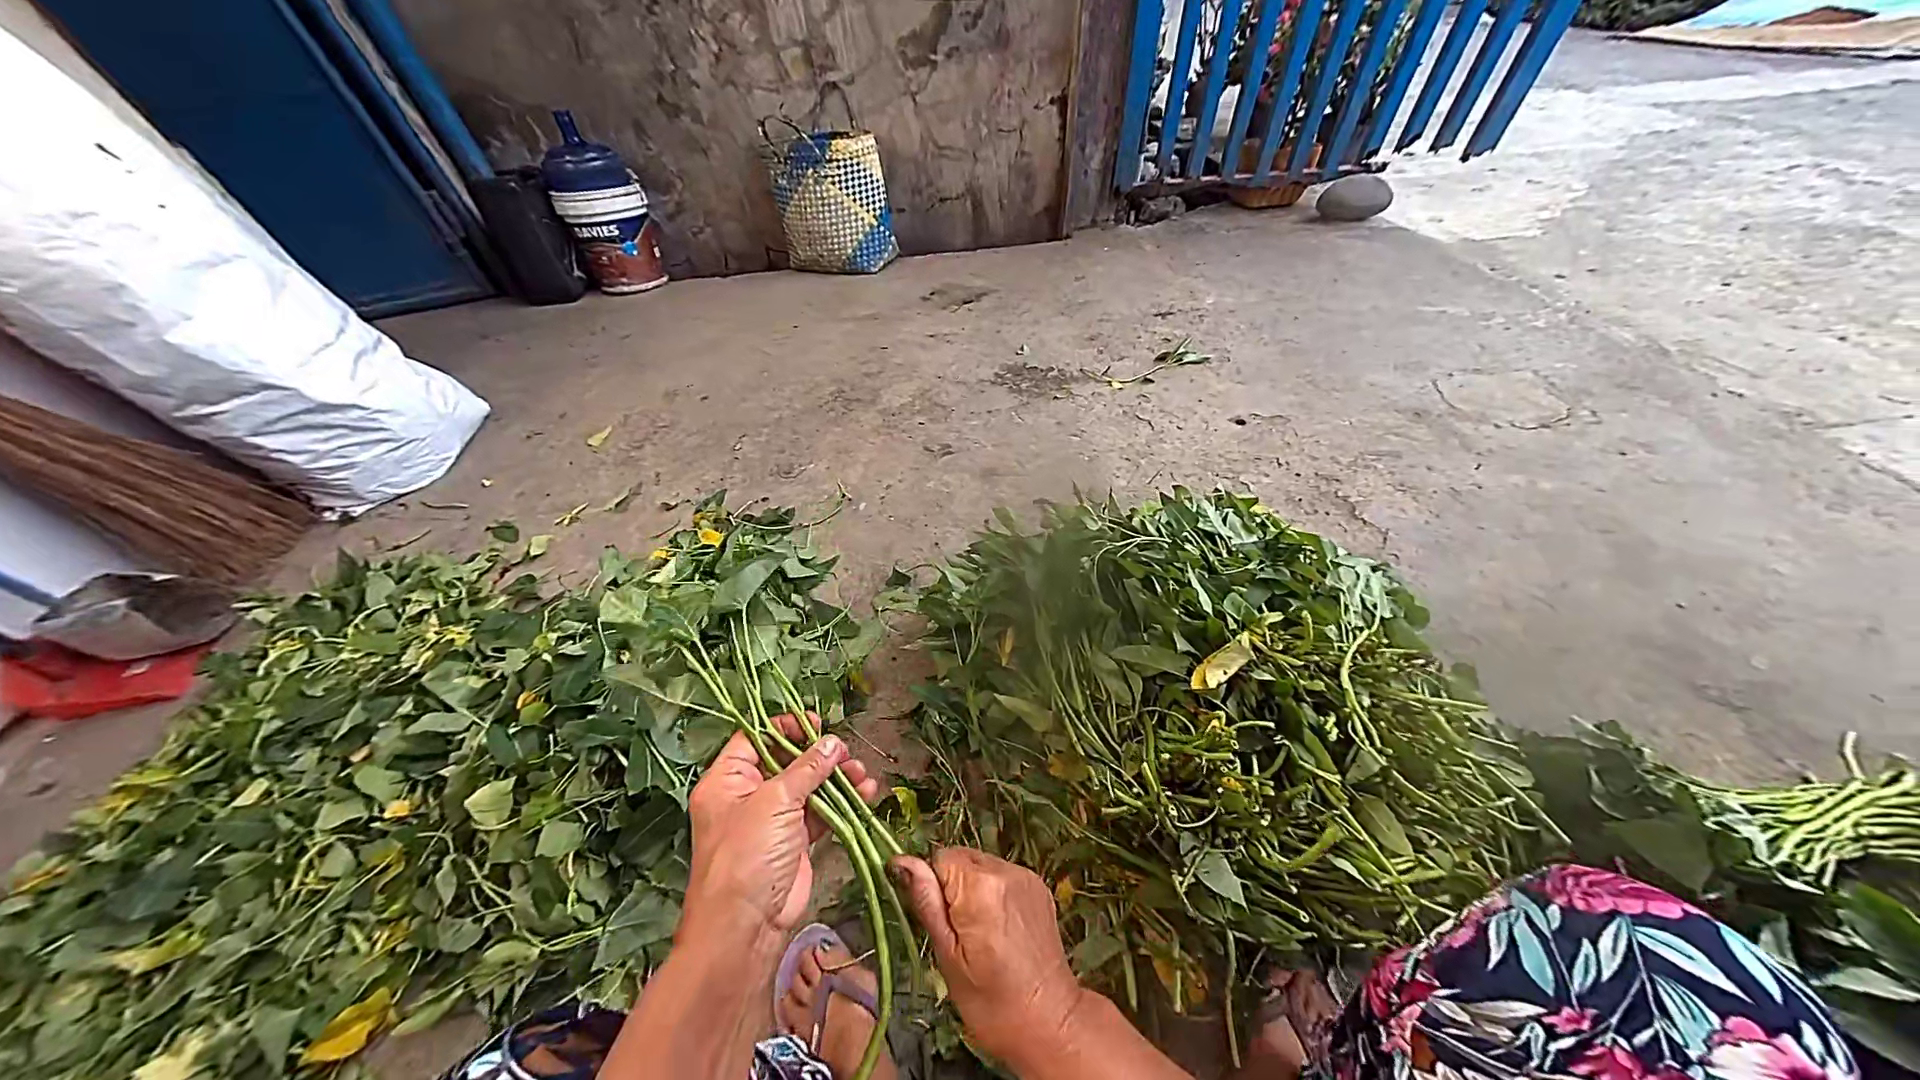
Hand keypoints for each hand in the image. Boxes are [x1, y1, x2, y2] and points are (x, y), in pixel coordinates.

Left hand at [682, 714, 881, 946]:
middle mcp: (749, 795)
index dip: (784, 727)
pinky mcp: (795, 840)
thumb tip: (832, 742)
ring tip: (860, 774)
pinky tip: (864, 793)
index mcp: (728, 779)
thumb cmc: (747, 855)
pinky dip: (842, 802)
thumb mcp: (775, 801)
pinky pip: (821, 812)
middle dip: (818, 755)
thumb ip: (807, 768)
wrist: (746, 925)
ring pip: (809, 786)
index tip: (815, 724)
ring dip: (836, 778)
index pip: (755, 738)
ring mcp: (773, 819)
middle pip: (787, 761)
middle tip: (844, 753)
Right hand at [891, 848, 1085, 1066]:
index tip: (943, 923)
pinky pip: (1002, 875)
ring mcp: (1025, 876)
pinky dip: (994, 892)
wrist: (1049, 1022)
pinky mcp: (1038, 885)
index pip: (940, 858)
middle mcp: (1005, 870)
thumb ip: (926, 902)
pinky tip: (1000, 927)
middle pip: (961, 857)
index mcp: (980, 886)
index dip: (933, 887)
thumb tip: (901, 862)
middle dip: (952, 886)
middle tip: (960, 932)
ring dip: (973, 888)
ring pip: (981, 865)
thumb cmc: (991, 1002)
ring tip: (982, 933)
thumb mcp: (948, 957)